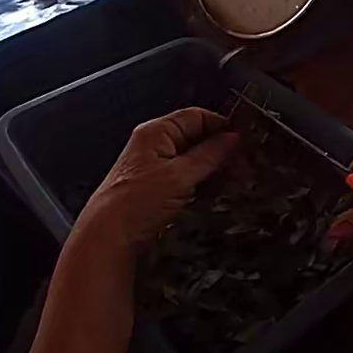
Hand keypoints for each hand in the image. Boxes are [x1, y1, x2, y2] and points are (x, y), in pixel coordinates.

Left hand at [74, 108, 237, 250]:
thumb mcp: (180, 176)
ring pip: (192, 159)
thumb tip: (233, 138)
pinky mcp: (155, 187)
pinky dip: (200, 183)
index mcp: (156, 132)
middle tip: (243, 165)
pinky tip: (213, 194)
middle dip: (219, 150)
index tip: (243, 140)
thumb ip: (209, 155)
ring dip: (212, 169)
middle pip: (195, 137)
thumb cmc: (136, 202)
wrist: (109, 235)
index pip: (196, 116)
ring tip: (233, 181)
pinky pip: (184, 178)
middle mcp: (153, 144)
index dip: (221, 125)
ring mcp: (154, 166)